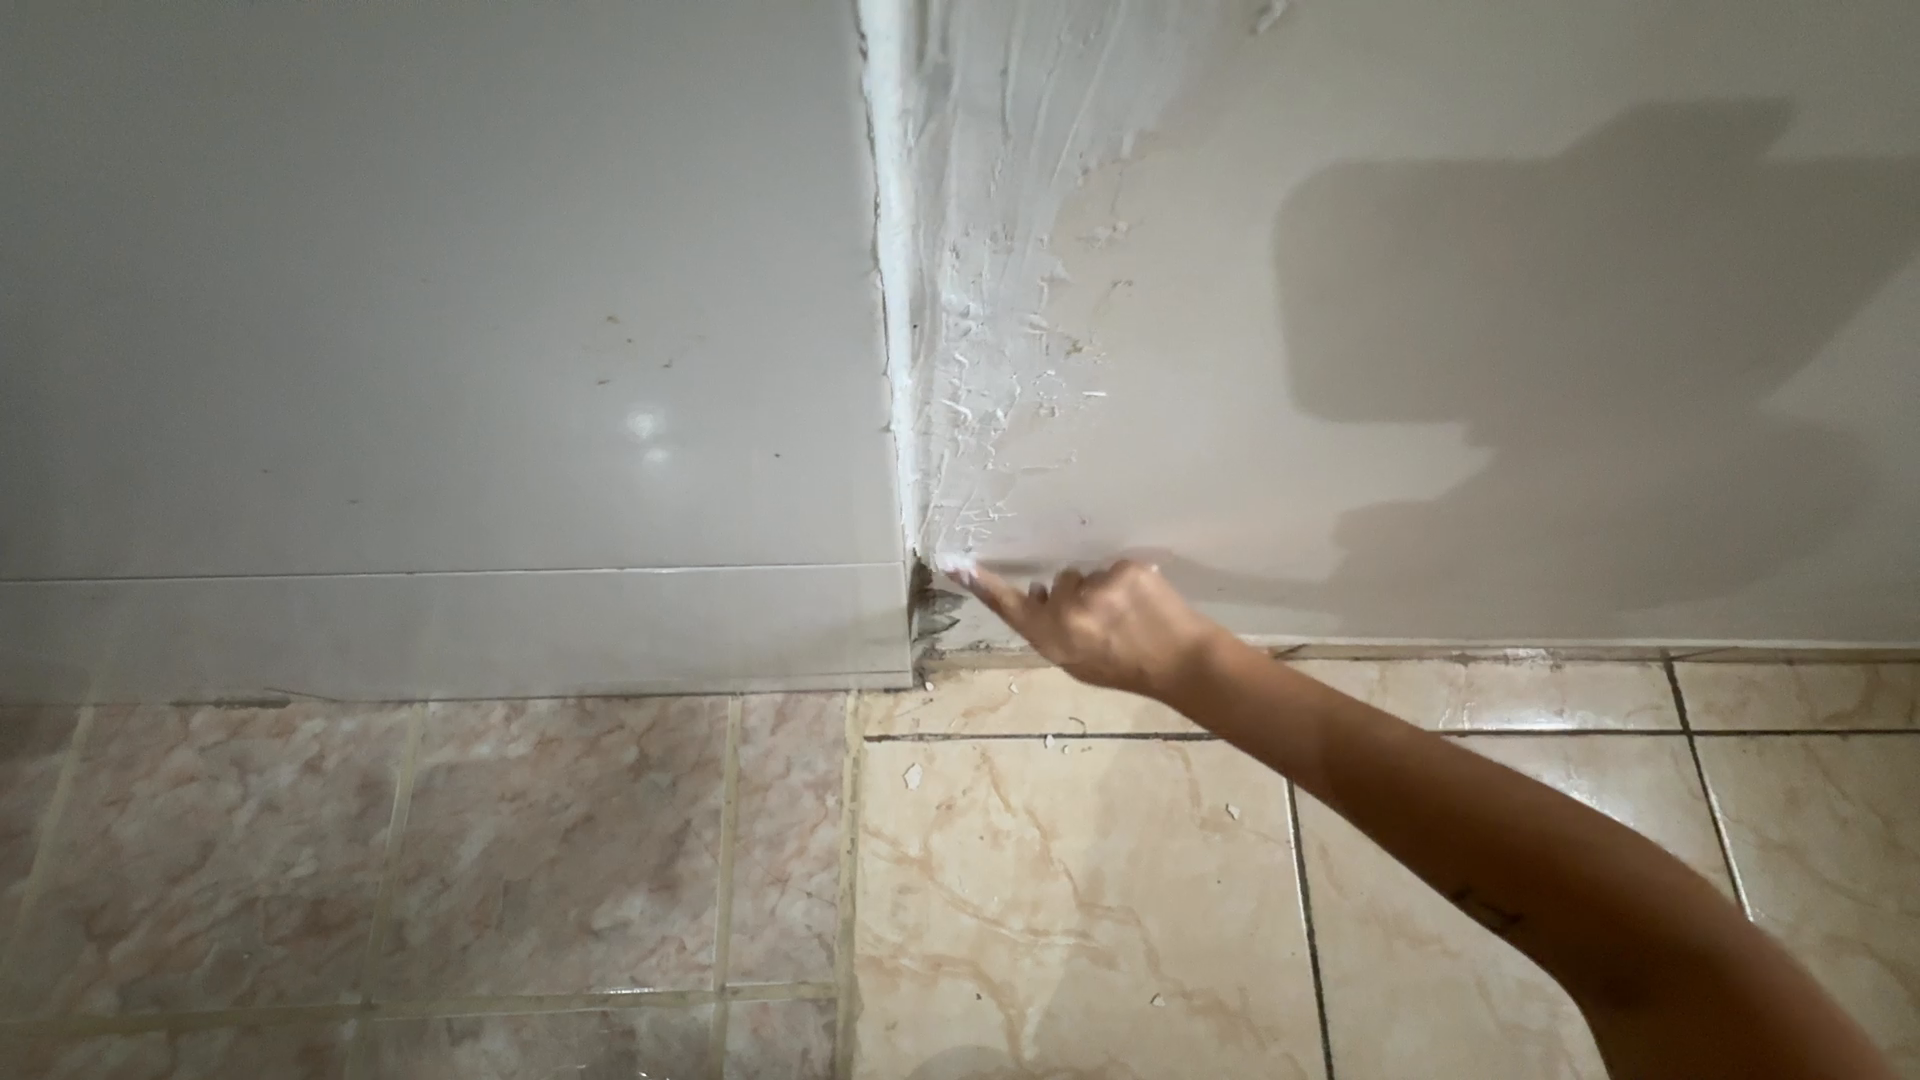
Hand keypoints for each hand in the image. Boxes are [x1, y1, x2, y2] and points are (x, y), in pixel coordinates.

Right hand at [939, 557, 1234, 700]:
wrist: (1182, 663)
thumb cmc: (1126, 668)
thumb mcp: (1078, 663)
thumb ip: (1052, 631)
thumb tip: (1040, 592)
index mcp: (1055, 641)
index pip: (1010, 607)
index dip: (983, 586)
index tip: (957, 564)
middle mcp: (1069, 614)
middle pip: (1057, 584)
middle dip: (1073, 596)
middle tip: (1104, 620)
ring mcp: (1099, 590)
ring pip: (1086, 575)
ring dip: (1101, 589)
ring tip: (1127, 614)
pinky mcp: (1125, 571)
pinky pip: (1113, 569)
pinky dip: (1125, 582)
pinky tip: (1142, 604)